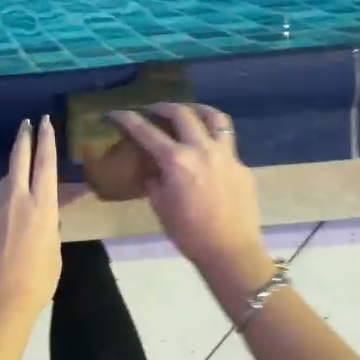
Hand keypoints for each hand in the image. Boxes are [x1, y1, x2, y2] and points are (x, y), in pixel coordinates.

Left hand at [0, 116, 61, 319]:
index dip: (46, 140)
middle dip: (24, 137)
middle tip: (27, 123)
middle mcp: (17, 198)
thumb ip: (48, 224)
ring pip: (5, 181)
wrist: (0, 297)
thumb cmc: (38, 279)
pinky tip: (4, 220)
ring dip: (13, 181)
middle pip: (19, 157)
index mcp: (42, 205)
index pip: (45, 163)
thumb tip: (44, 213)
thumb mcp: (54, 249)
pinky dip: (2, 203)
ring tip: (21, 199)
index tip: (45, 123)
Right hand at [106, 104, 268, 283]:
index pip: (146, 131)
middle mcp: (201, 150)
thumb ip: (155, 180)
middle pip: (182, 114)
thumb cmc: (188, 233)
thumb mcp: (160, 205)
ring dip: (198, 110)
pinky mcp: (242, 167)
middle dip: (163, 107)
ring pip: (215, 118)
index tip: (116, 112)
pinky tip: (207, 153)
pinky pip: (227, 144)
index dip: (127, 118)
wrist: (231, 252)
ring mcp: (227, 156)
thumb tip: (154, 170)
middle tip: (154, 109)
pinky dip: (213, 140)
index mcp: (176, 161)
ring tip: (189, 112)